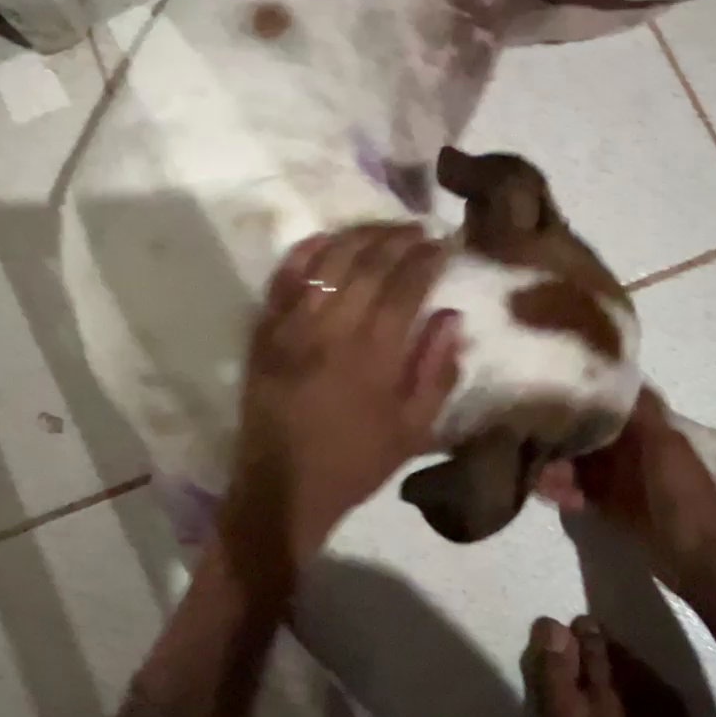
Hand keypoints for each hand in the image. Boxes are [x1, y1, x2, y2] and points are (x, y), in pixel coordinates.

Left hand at [224, 223, 461, 566]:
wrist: (281, 489)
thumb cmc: (354, 463)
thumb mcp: (412, 430)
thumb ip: (436, 370)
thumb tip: (452, 316)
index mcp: (373, 357)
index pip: (406, 287)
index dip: (428, 258)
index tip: (443, 243)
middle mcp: (331, 331)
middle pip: (367, 264)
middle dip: (398, 237)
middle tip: (418, 227)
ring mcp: (291, 326)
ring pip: (327, 261)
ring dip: (358, 236)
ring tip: (382, 227)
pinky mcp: (264, 330)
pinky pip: (284, 277)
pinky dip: (306, 251)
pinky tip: (327, 238)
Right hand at [537, 387, 715, 595]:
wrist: (696, 559)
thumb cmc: (681, 496)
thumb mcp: (665, 445)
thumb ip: (644, 411)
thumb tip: (621, 372)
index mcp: (651, 433)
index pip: (614, 405)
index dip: (587, 396)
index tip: (555, 387)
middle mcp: (634, 452)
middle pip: (591, 435)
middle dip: (564, 435)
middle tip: (533, 436)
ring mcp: (622, 482)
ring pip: (581, 465)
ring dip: (559, 467)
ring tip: (539, 475)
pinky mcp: (612, 508)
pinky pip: (580, 493)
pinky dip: (564, 492)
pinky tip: (550, 494)